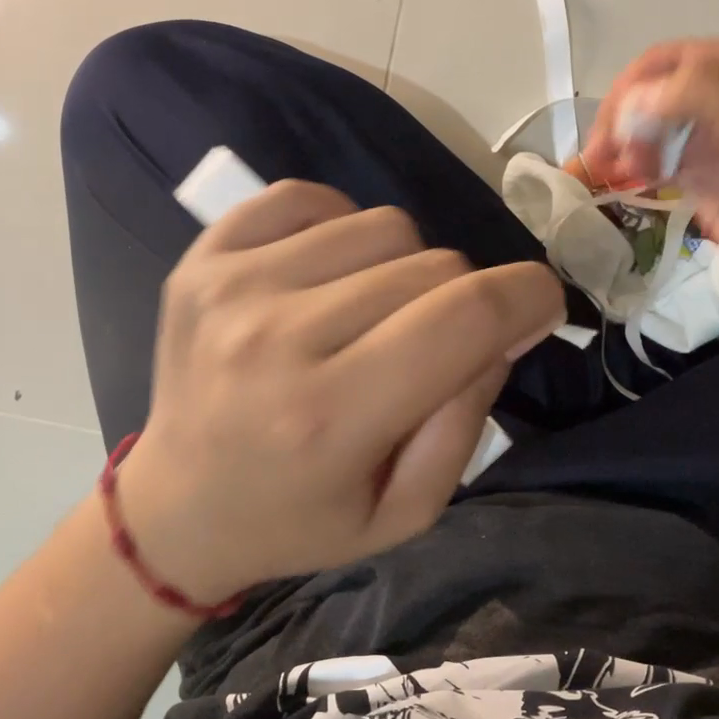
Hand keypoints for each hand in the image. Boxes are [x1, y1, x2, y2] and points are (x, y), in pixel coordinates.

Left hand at [115, 181, 564, 604]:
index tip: (539, 307)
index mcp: (330, 416)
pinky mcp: (202, 257)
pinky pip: (307, 197)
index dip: (529, 297)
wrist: (179, 509)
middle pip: (432, 266)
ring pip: (382, 225)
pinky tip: (328, 278)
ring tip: (373, 317)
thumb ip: (467, 419)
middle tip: (433, 344)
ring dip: (403, 267)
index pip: (465, 316)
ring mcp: (232, 286)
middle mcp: (276, 337)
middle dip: (462, 301)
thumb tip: (504, 325)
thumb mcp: (406, 511)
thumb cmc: (300, 522)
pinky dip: (340, 228)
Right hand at [583, 40, 718, 318]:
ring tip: (605, 175)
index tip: (610, 130)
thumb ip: (703, 95)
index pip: (681, 61)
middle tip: (599, 160)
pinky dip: (638, 172)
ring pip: (659, 134)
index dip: (638, 88)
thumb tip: (635, 97)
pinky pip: (665, 171)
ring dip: (627, 146)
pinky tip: (622, 185)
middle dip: (626, 120)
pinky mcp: (712, 193)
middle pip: (663, 96)